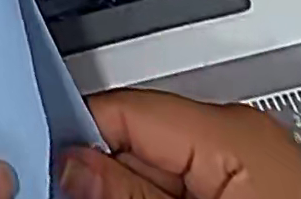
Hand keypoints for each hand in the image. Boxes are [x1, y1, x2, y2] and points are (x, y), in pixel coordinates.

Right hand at [57, 90, 300, 198]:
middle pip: (133, 139)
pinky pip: (180, 188)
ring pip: (154, 170)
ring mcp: (245, 169)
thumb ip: (131, 196)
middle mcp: (237, 138)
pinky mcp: (250, 192)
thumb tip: (70, 163)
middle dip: (103, 176)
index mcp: (231, 131)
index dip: (77, 141)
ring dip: (127, 195)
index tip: (50, 176)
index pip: (117, 109)